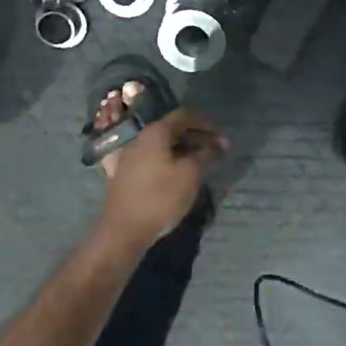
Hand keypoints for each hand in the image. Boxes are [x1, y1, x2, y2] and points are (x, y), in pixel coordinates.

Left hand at [98, 108, 225, 248]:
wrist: (124, 230)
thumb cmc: (161, 197)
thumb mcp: (190, 173)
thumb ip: (206, 153)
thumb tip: (220, 142)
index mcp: (155, 132)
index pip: (184, 116)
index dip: (206, 124)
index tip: (221, 138)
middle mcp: (140, 137)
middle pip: (172, 128)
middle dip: (196, 136)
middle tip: (214, 150)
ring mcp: (130, 154)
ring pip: (162, 143)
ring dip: (183, 148)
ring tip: (200, 161)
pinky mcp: (126, 171)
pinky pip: (153, 156)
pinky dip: (170, 158)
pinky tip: (179, 172)